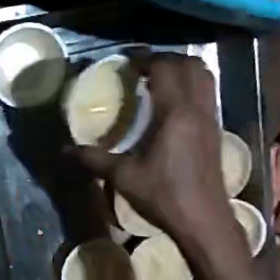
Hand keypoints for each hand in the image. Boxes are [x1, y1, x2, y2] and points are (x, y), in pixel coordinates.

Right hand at [73, 55, 243, 260]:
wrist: (204, 220)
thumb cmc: (164, 195)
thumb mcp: (122, 176)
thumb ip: (93, 158)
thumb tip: (64, 149)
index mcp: (174, 114)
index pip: (165, 69)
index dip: (145, 60)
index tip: (125, 64)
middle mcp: (197, 109)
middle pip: (190, 65)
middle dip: (166, 59)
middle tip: (141, 69)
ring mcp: (210, 118)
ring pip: (204, 76)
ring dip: (182, 69)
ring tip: (157, 79)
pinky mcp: (216, 130)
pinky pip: (207, 93)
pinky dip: (191, 86)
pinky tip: (170, 103)